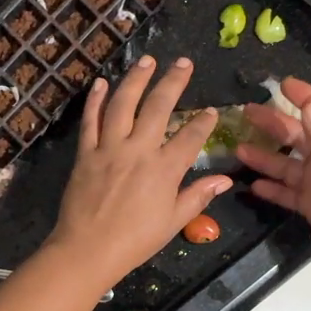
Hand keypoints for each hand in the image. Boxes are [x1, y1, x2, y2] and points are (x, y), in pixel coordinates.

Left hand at [46, 55, 231, 290]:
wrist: (88, 250)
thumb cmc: (135, 242)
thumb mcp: (172, 222)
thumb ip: (197, 197)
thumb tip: (225, 180)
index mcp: (165, 169)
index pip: (190, 136)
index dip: (203, 122)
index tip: (210, 111)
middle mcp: (139, 150)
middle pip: (159, 107)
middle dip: (174, 81)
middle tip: (183, 63)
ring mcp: (109, 148)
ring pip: (124, 103)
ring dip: (136, 78)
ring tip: (147, 60)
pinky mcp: (85, 153)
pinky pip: (91, 120)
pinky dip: (96, 99)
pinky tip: (102, 83)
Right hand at [237, 76, 310, 280]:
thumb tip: (309, 107)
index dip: (307, 98)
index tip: (284, 84)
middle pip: (302, 137)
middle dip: (276, 124)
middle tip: (247, 112)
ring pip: (291, 166)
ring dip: (267, 158)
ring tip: (238, 149)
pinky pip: (290, 193)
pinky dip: (273, 188)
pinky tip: (253, 185)